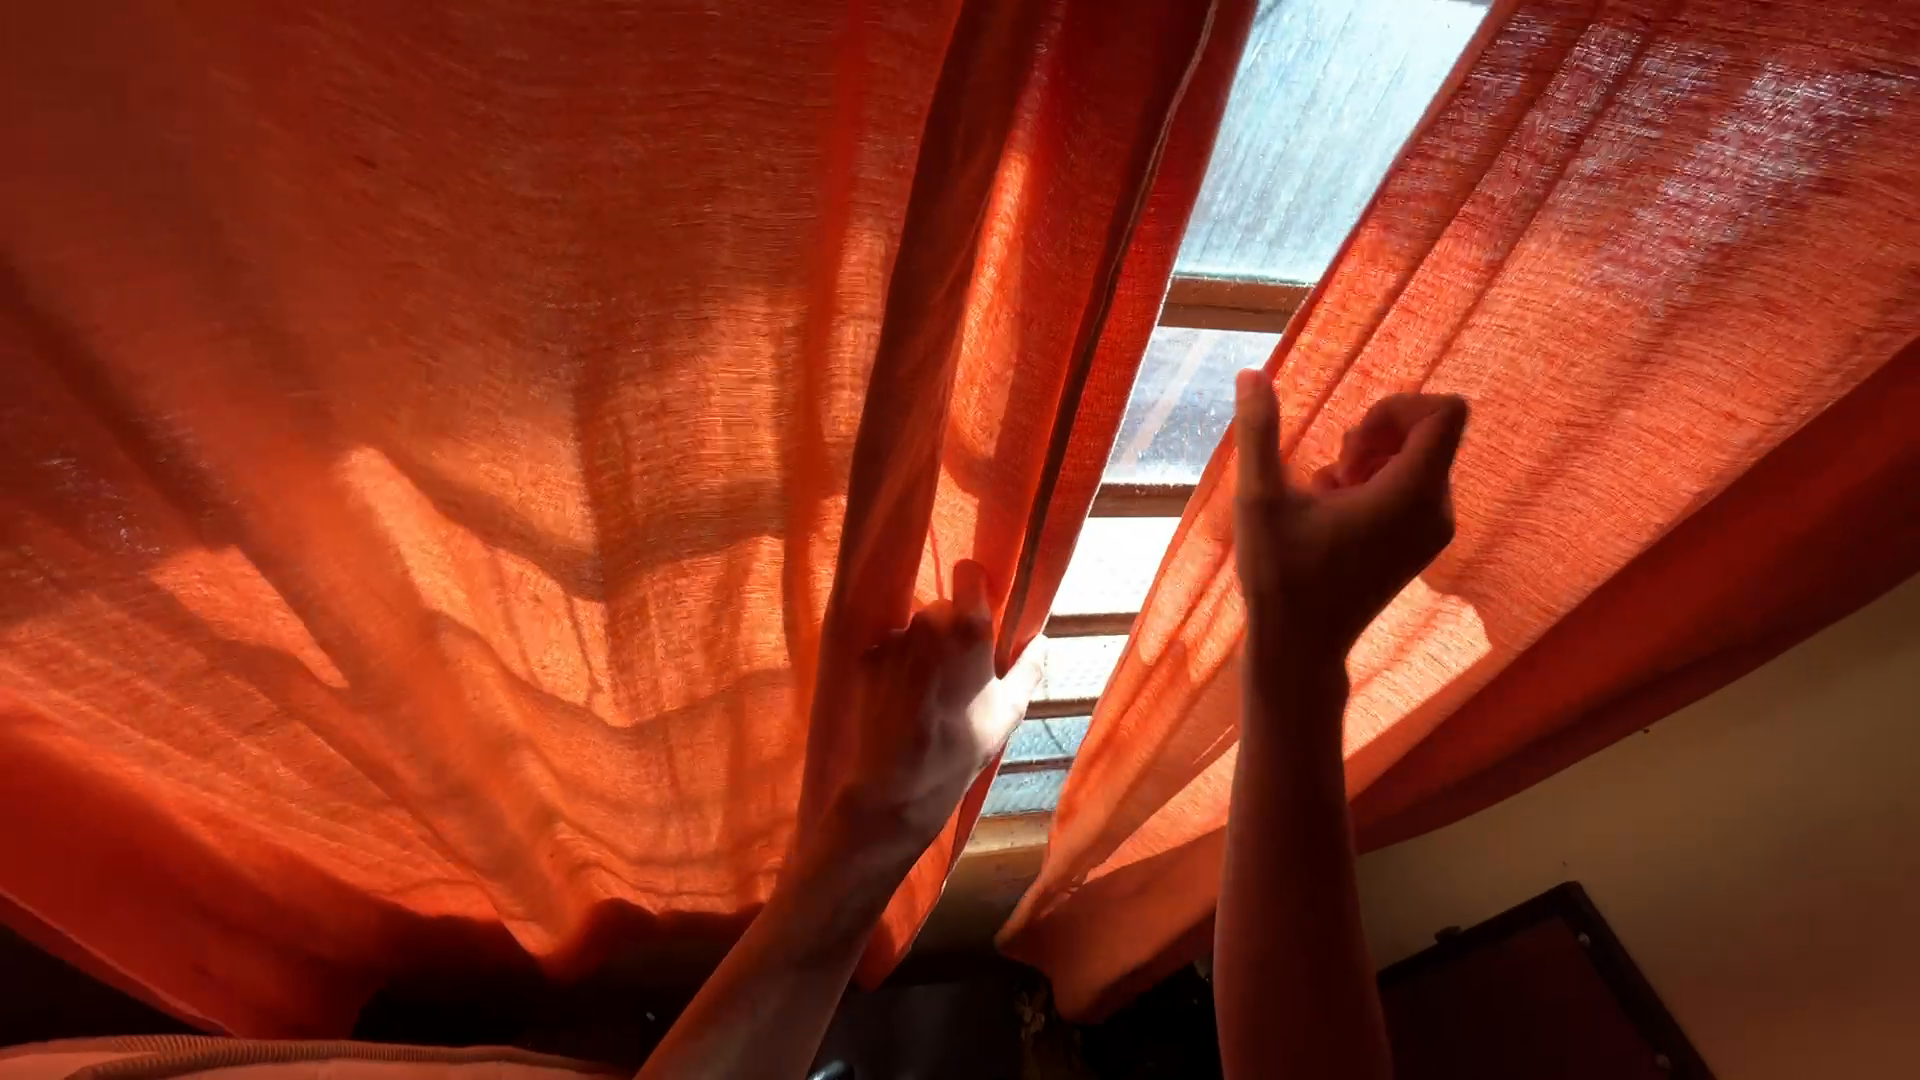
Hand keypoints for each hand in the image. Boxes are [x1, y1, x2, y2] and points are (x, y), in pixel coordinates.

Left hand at [829, 560, 1044, 850]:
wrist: (900, 782)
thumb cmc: (965, 745)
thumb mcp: (1011, 710)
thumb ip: (1029, 666)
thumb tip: (1041, 638)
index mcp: (969, 629)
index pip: (969, 573)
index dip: (973, 587)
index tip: (977, 608)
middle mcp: (928, 622)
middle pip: (942, 608)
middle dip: (949, 630)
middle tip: (956, 670)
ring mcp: (894, 639)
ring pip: (914, 628)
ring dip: (921, 646)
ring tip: (926, 689)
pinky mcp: (867, 658)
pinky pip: (889, 647)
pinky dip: (896, 663)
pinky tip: (901, 696)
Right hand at [1233, 370, 1468, 667]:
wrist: (1300, 646)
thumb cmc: (1279, 575)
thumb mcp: (1260, 498)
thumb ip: (1259, 431)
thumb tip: (1251, 372)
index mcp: (1410, 494)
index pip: (1446, 412)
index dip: (1397, 407)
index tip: (1349, 439)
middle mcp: (1437, 510)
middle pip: (1430, 434)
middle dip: (1375, 437)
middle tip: (1330, 472)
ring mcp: (1433, 532)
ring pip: (1418, 461)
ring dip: (1370, 463)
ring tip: (1325, 496)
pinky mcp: (1420, 546)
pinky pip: (1412, 490)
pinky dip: (1376, 486)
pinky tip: (1334, 515)